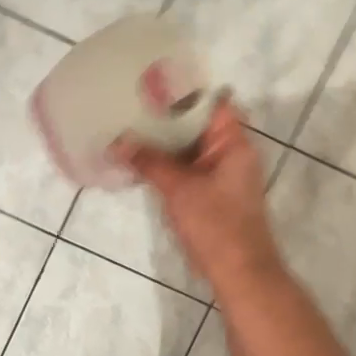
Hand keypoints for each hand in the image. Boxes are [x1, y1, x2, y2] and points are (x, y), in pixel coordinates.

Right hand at [111, 98, 285, 296]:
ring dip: (162, 143)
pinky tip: (138, 164)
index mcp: (233, 144)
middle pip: (198, 125)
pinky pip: (185, 169)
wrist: (237, 269)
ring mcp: (221, 175)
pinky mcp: (209, 194)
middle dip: (166, 118)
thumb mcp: (179, 190)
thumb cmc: (215, 225)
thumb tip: (118, 141)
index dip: (187, 92)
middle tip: (130, 108)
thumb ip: (149, 162)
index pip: (215, 104)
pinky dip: (165, 164)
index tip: (154, 85)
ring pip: (189, 148)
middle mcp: (230, 154)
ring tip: (128, 132)